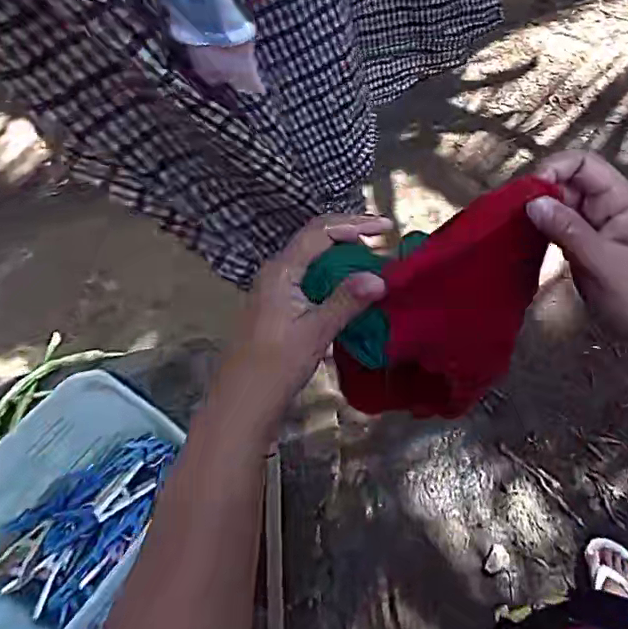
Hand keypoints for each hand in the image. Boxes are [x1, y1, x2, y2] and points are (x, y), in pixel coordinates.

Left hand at [215, 213, 391, 430]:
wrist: (240, 405)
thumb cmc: (275, 367)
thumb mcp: (315, 332)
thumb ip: (346, 301)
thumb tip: (380, 277)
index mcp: (281, 270)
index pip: (321, 231)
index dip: (356, 224)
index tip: (387, 227)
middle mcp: (276, 271)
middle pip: (316, 238)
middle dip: (350, 232)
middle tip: (383, 238)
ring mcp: (275, 288)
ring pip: (313, 257)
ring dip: (343, 253)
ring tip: (373, 258)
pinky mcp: (278, 305)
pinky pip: (310, 276)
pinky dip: (334, 273)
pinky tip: (351, 285)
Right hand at [525, 151, 627, 351]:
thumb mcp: (603, 263)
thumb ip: (568, 230)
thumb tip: (533, 201)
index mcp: (622, 200)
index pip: (584, 163)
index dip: (554, 168)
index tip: (529, 191)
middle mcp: (608, 206)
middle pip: (568, 180)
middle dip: (541, 190)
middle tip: (513, 211)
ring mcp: (596, 226)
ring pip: (560, 203)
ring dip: (538, 210)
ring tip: (515, 224)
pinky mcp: (585, 244)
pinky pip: (559, 225)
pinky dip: (542, 228)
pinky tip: (525, 238)